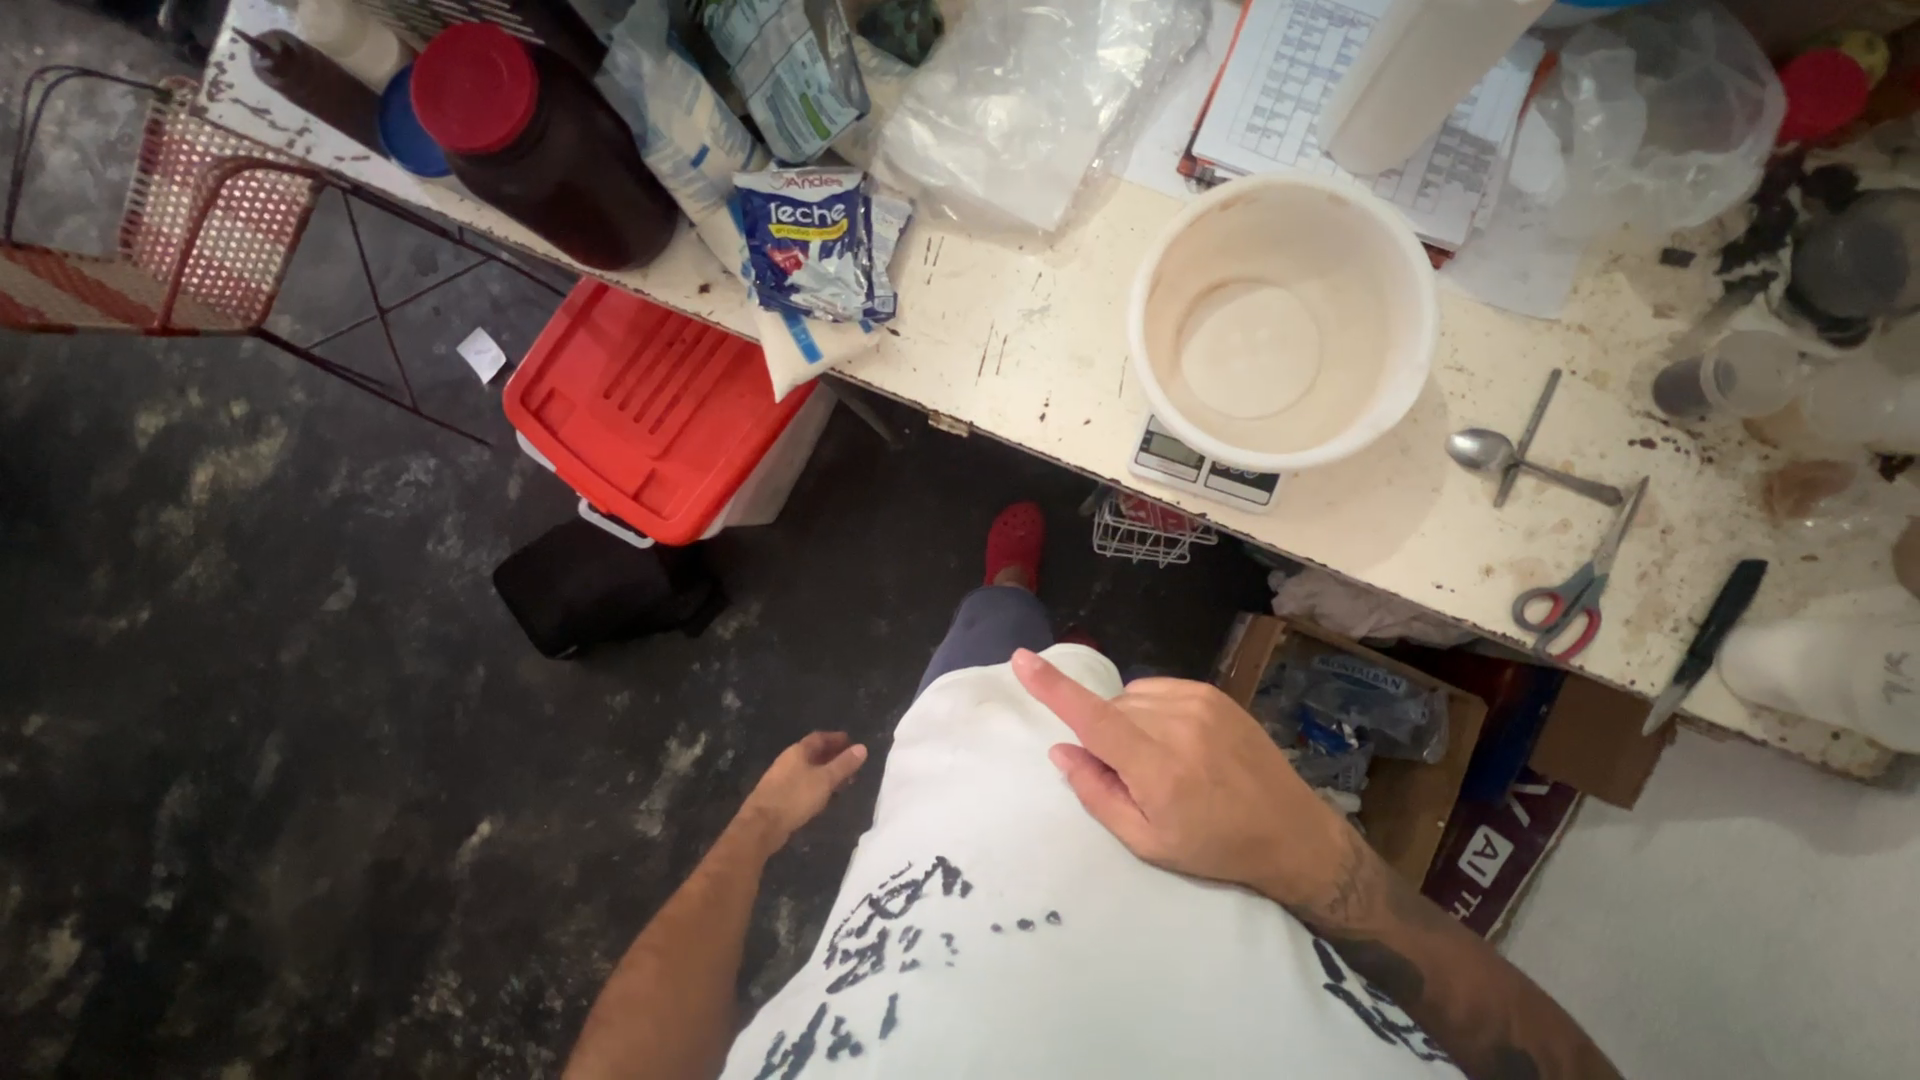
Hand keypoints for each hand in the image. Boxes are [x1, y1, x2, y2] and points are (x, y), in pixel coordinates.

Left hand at [735, 732, 868, 856]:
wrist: (761, 826)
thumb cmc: (795, 797)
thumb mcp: (825, 780)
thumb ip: (843, 765)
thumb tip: (862, 748)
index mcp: (798, 751)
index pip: (820, 737)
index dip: (836, 738)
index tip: (852, 743)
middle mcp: (788, 760)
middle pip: (813, 753)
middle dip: (833, 756)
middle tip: (851, 763)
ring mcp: (781, 778)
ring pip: (808, 770)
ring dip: (825, 772)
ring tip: (842, 781)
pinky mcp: (778, 796)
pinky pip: (802, 784)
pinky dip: (816, 785)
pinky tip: (823, 796)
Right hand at [1012, 649, 1349, 907]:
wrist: (1291, 831)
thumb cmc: (1214, 846)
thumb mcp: (1147, 842)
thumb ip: (1097, 793)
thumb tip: (1061, 751)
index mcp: (1158, 768)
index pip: (1093, 719)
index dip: (1053, 688)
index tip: (1022, 659)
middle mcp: (1177, 724)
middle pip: (1110, 711)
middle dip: (1106, 738)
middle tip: (1136, 777)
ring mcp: (1199, 703)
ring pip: (1131, 699)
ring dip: (1129, 723)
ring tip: (1162, 760)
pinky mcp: (1213, 693)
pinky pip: (1156, 691)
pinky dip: (1151, 711)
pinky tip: (1177, 742)